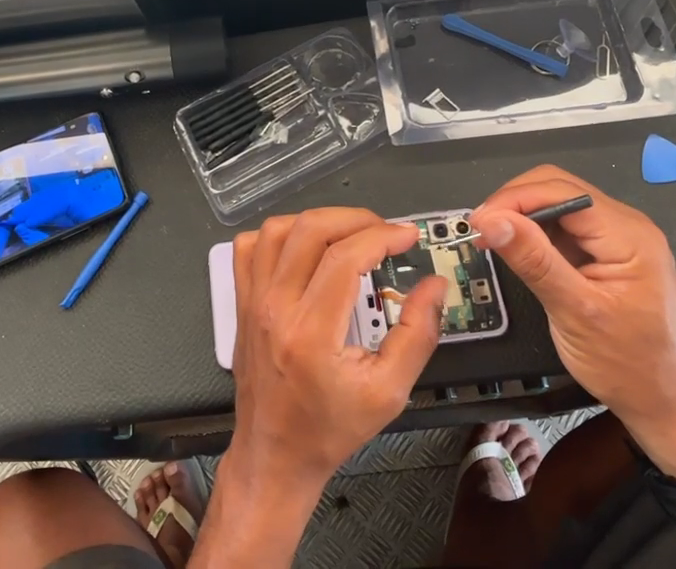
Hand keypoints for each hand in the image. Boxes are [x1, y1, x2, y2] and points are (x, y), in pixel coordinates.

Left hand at [229, 208, 447, 488]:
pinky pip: (248, 248)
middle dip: (355, 219)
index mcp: (312, 333)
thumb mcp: (390, 391)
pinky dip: (276, 235)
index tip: (407, 236)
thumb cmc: (331, 428)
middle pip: (310, 230)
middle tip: (383, 232)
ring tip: (349, 234)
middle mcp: (275, 308)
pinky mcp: (241, 302)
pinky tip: (302, 247)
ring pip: (276, 230)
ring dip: (318, 221)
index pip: (345, 258)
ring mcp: (252, 302)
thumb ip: (418, 333)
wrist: (275, 455)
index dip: (382, 236)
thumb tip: (434, 285)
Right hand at [470, 166, 675, 482]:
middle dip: (515, 202)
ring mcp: (616, 239)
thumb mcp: (576, 312)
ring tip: (493, 239)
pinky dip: (534, 232)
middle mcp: (626, 226)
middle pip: (559, 188)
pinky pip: (564, 227)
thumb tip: (491, 220)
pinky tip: (516, 249)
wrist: (662, 404)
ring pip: (558, 204)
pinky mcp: (604, 253)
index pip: (562, 192)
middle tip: (482, 230)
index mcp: (629, 235)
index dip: (515, 199)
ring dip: (522, 216)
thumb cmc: (627, 364)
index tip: (478, 222)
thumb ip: (534, 261)